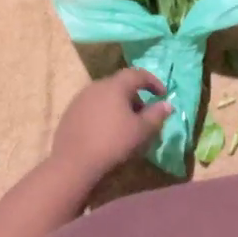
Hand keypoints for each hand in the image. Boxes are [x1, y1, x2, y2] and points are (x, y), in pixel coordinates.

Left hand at [48, 69, 173, 178]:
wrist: (74, 162)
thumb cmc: (113, 142)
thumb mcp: (141, 130)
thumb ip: (156, 115)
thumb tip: (167, 104)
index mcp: (115, 86)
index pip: (137, 74)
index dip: (153, 81)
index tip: (163, 94)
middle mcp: (96, 86)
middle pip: (120, 85)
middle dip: (136, 97)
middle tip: (145, 114)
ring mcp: (80, 99)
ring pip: (106, 96)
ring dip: (120, 105)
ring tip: (127, 125)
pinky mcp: (70, 113)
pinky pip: (93, 107)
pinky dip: (105, 113)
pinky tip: (107, 131)